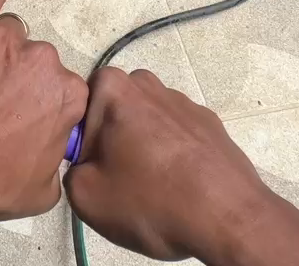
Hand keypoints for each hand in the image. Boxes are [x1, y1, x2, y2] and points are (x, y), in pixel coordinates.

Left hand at [0, 0, 87, 221]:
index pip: (61, 91)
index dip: (36, 107)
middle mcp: (44, 61)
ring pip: (9, 36)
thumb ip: (57, 157)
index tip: (17, 122)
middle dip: (16, 82)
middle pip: (35, 61)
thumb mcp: (43, 188)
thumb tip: (51, 149)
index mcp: (69, 96)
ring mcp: (8, 39)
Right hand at [65, 68, 298, 265]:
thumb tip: (86, 167)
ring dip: (145, 149)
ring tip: (156, 190)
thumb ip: (70, 171)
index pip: (80, 111)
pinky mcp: (210, 122)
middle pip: (115, 113)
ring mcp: (181, 100)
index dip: (82, 147)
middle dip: (114, 142)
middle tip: (121, 183)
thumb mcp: (86, 196)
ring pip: (147, 124)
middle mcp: (146, 81)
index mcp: (111, 86)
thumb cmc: (151, 199)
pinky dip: (175, 157)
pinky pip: (178, 137)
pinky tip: (182, 188)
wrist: (229, 217)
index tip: (95, 173)